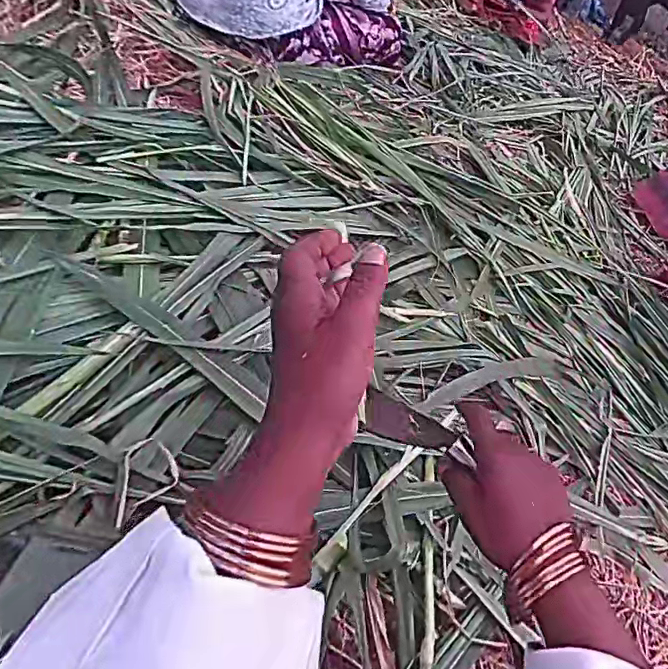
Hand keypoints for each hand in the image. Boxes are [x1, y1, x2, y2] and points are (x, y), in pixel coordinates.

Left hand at [206, 230, 387, 535]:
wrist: (307, 430)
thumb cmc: (325, 380)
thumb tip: (374, 253)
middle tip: (353, 254)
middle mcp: (293, 313)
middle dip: (329, 259)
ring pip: (315, 297)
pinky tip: (360, 315)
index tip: (341, 237)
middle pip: (305, 274)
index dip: (319, 242)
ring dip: (336, 283)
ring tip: (362, 278)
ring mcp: (301, 335)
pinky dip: (340, 308)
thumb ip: (365, 286)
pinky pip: (323, 319)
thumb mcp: (354, 325)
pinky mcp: (311, 354)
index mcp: (296, 299)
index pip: (299, 256)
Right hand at [444, 405, 649, 667]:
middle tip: (470, 471)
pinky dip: (519, 475)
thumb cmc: (508, 536)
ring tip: (495, 495)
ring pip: (513, 453)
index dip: (466, 410)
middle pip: (495, 438)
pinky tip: (515, 501)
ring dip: (502, 464)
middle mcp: (519, 453)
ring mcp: (539, 464)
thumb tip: (448, 464)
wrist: (548, 557)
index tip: (460, 409)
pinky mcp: (552, 478)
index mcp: (495, 455)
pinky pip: (530, 467)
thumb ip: (455, 479)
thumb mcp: (469, 509)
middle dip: (481, 449)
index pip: (478, 417)